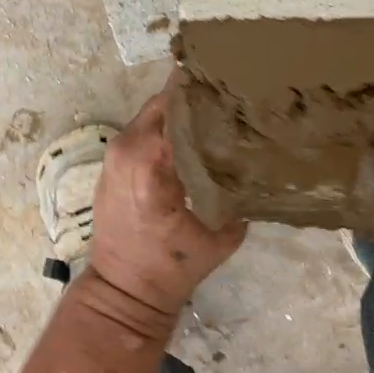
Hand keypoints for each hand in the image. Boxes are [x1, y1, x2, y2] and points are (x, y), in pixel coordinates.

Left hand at [87, 83, 247, 313]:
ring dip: (179, 110)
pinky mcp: (112, 160)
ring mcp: (115, 151)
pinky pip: (141, 129)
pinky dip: (164, 126)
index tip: (231, 81)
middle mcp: (128, 147)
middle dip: (193, 97)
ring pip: (152, 113)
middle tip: (226, 93)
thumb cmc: (172, 266)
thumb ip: (238, 195)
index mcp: (151, 161)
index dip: (204, 93)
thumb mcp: (219, 234)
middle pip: (164, 103)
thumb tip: (260, 167)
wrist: (123, 291)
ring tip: (213, 109)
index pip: (178, 106)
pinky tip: (191, 132)